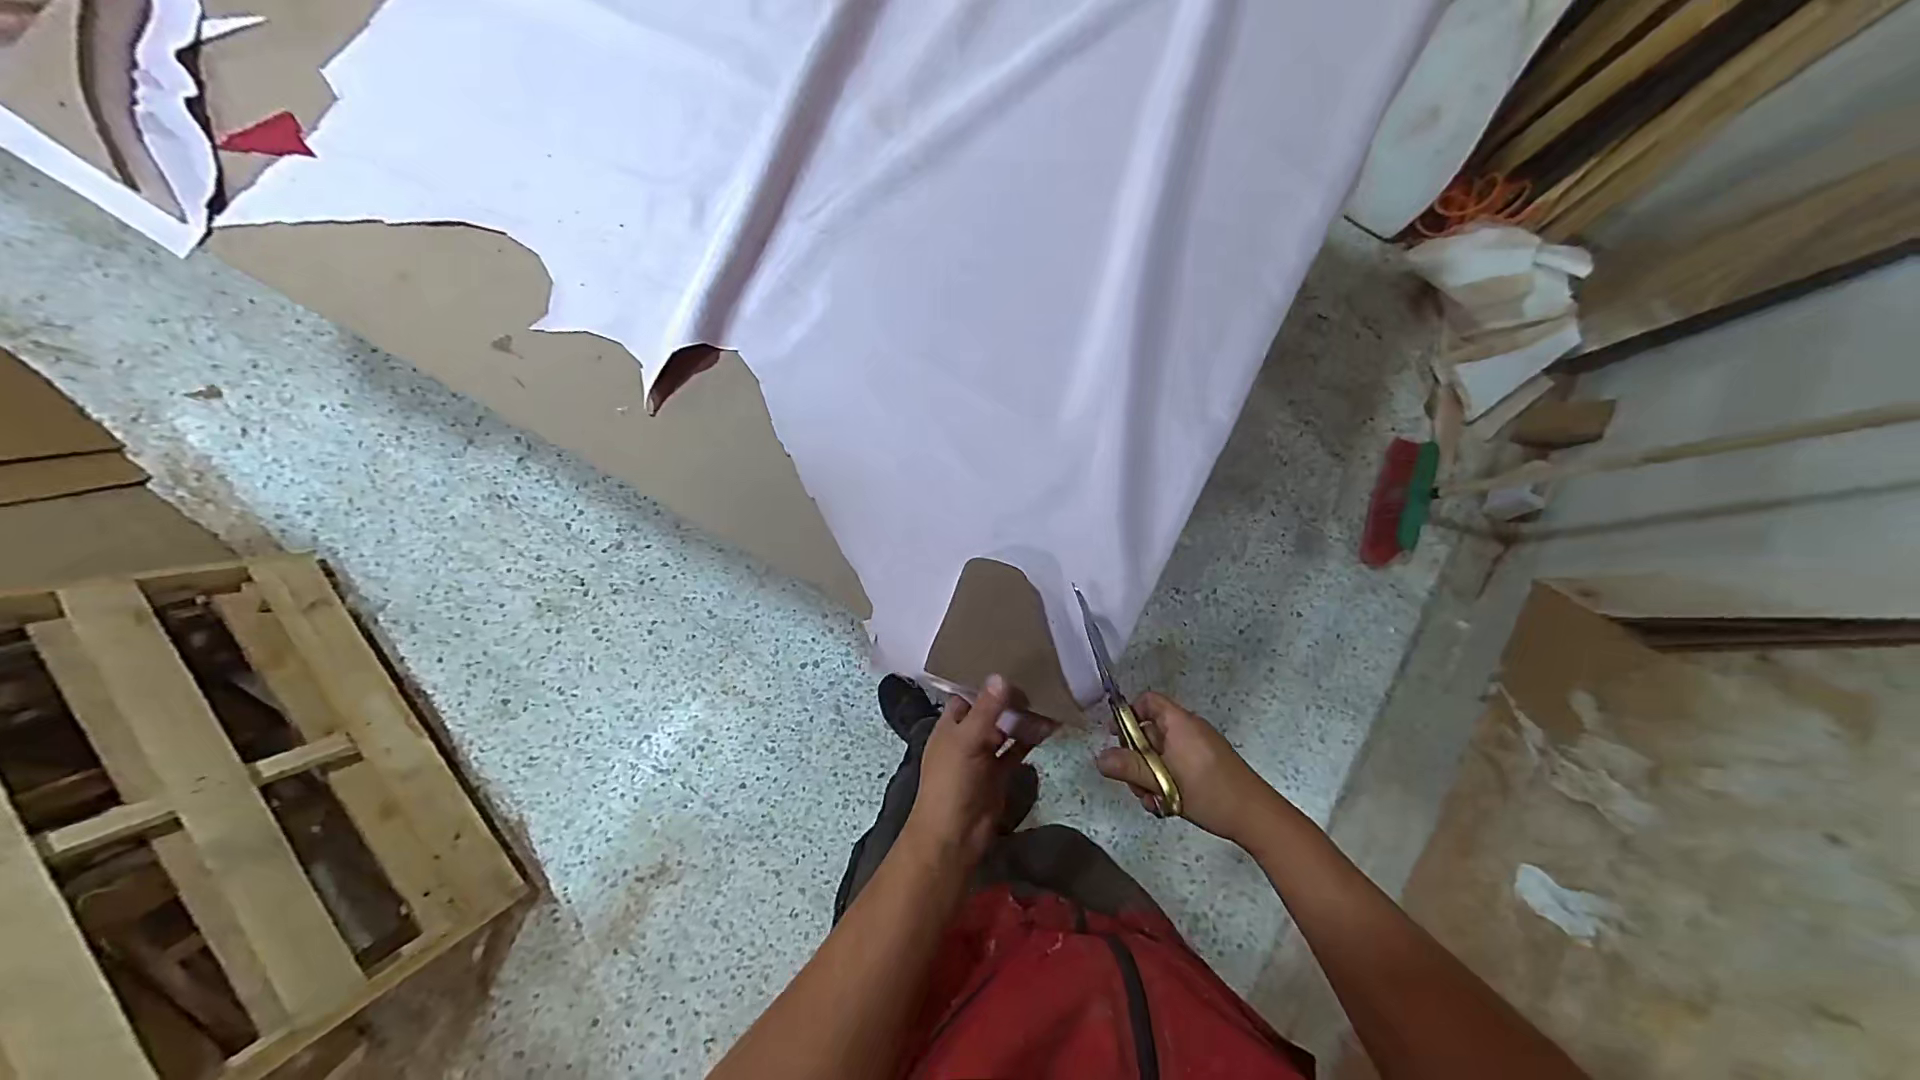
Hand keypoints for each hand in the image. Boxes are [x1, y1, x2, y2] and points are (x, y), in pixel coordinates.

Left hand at [902, 675, 1031, 867]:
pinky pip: (1017, 750)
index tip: (1010, 660)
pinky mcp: (1000, 773)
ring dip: (1023, 718)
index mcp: (950, 725)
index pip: (967, 695)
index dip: (984, 681)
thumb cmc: (952, 782)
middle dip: (1010, 698)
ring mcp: (984, 756)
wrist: (955, 836)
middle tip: (1039, 675)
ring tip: (1050, 696)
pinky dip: (1031, 739)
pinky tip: (1050, 725)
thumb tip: (1001, 676)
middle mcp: (966, 737)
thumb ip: (986, 710)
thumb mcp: (966, 740)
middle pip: (990, 711)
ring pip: (1006, 730)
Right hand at [1095, 691, 1285, 845]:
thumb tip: (1099, 759)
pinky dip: (1166, 781)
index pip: (1148, 701)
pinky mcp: (1207, 766)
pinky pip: (1176, 765)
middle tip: (1135, 784)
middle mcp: (1189, 730)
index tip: (1115, 738)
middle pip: (1150, 731)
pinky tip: (1166, 805)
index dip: (1128, 714)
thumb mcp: (1162, 781)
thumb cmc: (1209, 792)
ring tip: (1152, 800)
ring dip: (1149, 776)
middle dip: (1136, 758)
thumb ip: (1128, 768)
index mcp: (1179, 723)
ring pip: (1161, 754)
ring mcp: (1199, 748)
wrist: (1256, 817)